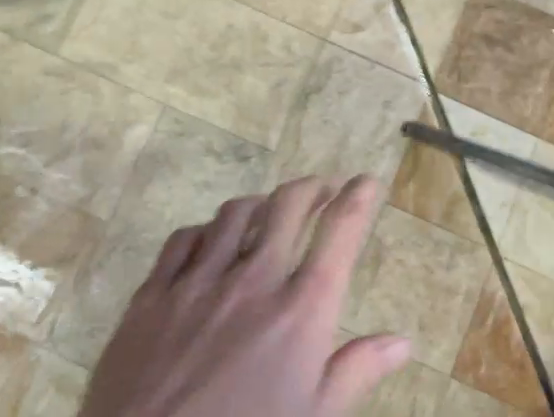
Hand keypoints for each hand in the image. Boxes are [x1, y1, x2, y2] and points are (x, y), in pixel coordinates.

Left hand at [80, 175, 410, 416]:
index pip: (339, 232)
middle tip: (322, 190)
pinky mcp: (152, 294)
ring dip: (260, 204)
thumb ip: (354, 373)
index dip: (358, 198)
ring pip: (235, 213)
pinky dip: (205, 231)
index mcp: (300, 311)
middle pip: (288, 205)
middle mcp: (253, 280)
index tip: (367, 181)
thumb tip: (400, 343)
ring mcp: (198, 281)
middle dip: (311, 188)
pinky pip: (183, 239)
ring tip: (269, 212)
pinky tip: (209, 241)